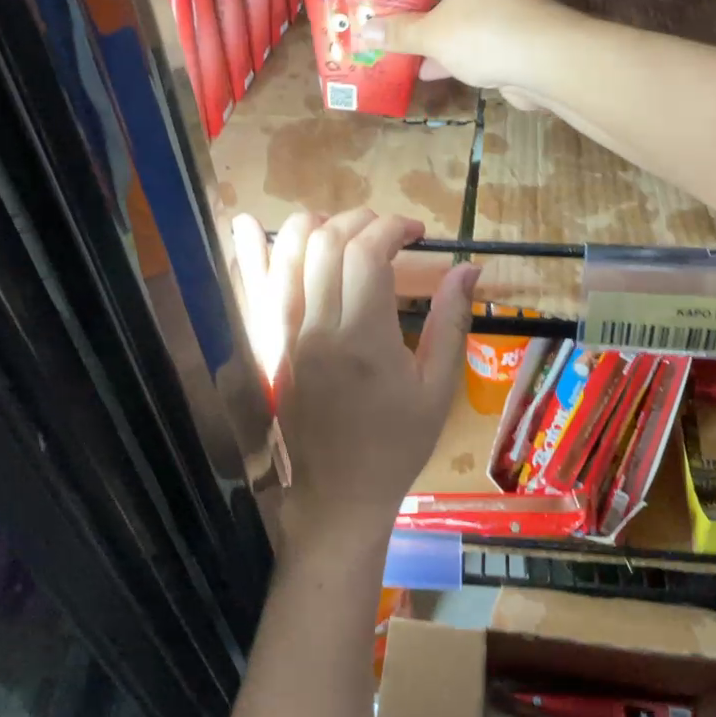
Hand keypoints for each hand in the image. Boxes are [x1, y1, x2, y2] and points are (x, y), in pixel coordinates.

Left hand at [232, 210, 480, 553]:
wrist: (339, 496)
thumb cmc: (397, 447)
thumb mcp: (437, 389)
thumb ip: (450, 322)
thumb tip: (470, 267)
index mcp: (365, 339)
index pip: (366, 253)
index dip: (393, 227)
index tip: (418, 233)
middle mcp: (318, 329)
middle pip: (326, 243)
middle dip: (360, 220)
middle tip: (389, 231)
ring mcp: (285, 338)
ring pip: (285, 257)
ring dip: (314, 225)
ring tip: (344, 229)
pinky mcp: (268, 349)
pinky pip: (254, 291)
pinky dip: (251, 254)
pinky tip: (245, 225)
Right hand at [363, 0, 584, 106]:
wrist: (547, 60)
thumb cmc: (482, 30)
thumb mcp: (431, 34)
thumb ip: (398, 32)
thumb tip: (365, 32)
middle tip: (380, 8)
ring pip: (460, 3)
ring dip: (433, 25)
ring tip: (397, 40)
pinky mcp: (518, 20)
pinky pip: (477, 28)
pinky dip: (455, 46)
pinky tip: (427, 69)